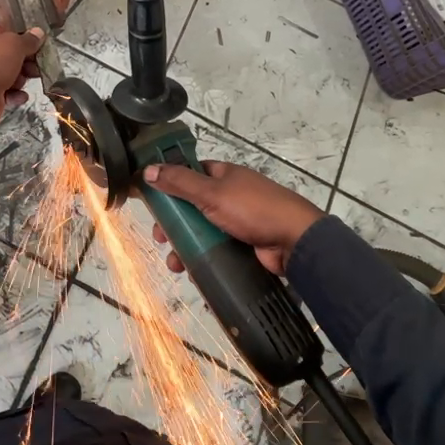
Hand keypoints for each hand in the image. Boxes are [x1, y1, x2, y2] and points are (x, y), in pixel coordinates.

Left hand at [0, 25, 44, 123]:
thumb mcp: (14, 45)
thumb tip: (39, 32)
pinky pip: (3, 92)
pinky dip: (13, 95)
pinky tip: (20, 97)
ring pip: (6, 75)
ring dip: (19, 79)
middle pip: (6, 57)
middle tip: (35, 67)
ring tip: (23, 82)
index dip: (19, 40)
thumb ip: (28, 39)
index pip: (1, 35)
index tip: (34, 46)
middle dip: (23, 62)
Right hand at [145, 161, 326, 274]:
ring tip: (176, 265)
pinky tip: (194, 275)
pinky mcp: (244, 246)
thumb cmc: (253, 209)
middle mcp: (229, 195)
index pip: (189, 175)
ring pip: (203, 233)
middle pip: (192, 208)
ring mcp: (237, 222)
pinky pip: (217, 251)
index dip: (169, 187)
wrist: (296, 242)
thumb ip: (180, 182)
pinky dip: (204, 261)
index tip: (152, 203)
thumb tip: (148, 169)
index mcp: (223, 175)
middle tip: (160, 240)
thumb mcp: (212, 193)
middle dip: (174, 225)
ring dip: (186, 248)